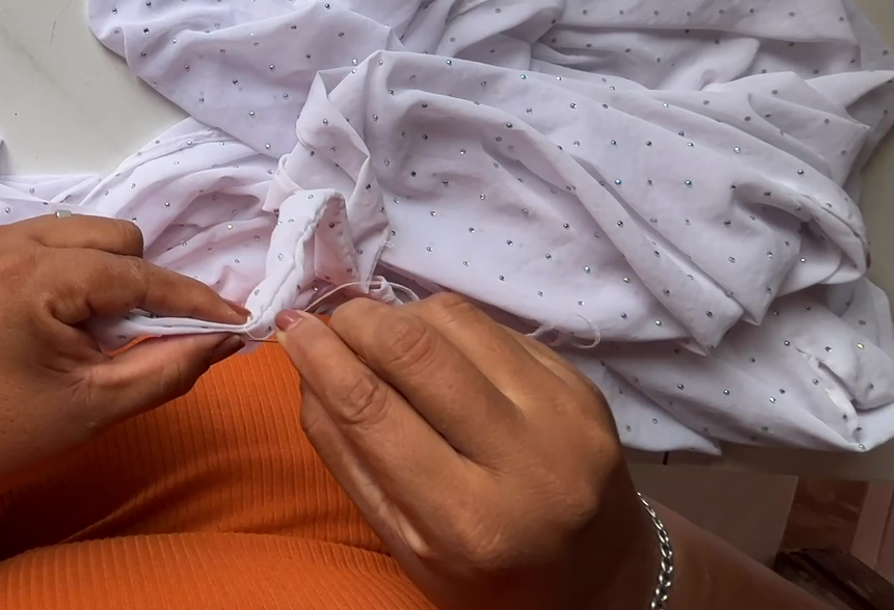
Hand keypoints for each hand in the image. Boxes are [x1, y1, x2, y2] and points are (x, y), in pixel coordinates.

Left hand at [0, 214, 247, 500]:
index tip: (236, 318)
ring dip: (119, 277)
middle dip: (144, 288)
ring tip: (101, 330)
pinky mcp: (3, 241)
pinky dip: (93, 270)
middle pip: (120, 240)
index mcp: (31, 280)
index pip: (132, 276)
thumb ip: (171, 365)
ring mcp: (5, 236)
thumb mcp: (104, 405)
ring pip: (101, 233)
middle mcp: (15, 241)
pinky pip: (75, 237)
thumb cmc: (19, 430)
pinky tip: (78, 313)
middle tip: (136, 340)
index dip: (189, 299)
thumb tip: (227, 335)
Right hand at [278, 294, 657, 609]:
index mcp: (471, 525)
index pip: (371, 408)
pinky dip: (439, 323)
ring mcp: (566, 416)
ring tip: (386, 343)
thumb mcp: (397, 534)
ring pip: (448, 317)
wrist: (604, 577)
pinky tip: (438, 355)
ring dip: (396, 315)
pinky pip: (484, 321)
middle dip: (355, 321)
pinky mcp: (579, 381)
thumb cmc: (481, 570)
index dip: (319, 355)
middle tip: (334, 325)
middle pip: (413, 348)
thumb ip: (339, 445)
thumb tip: (302, 352)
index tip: (290, 327)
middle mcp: (529, 466)